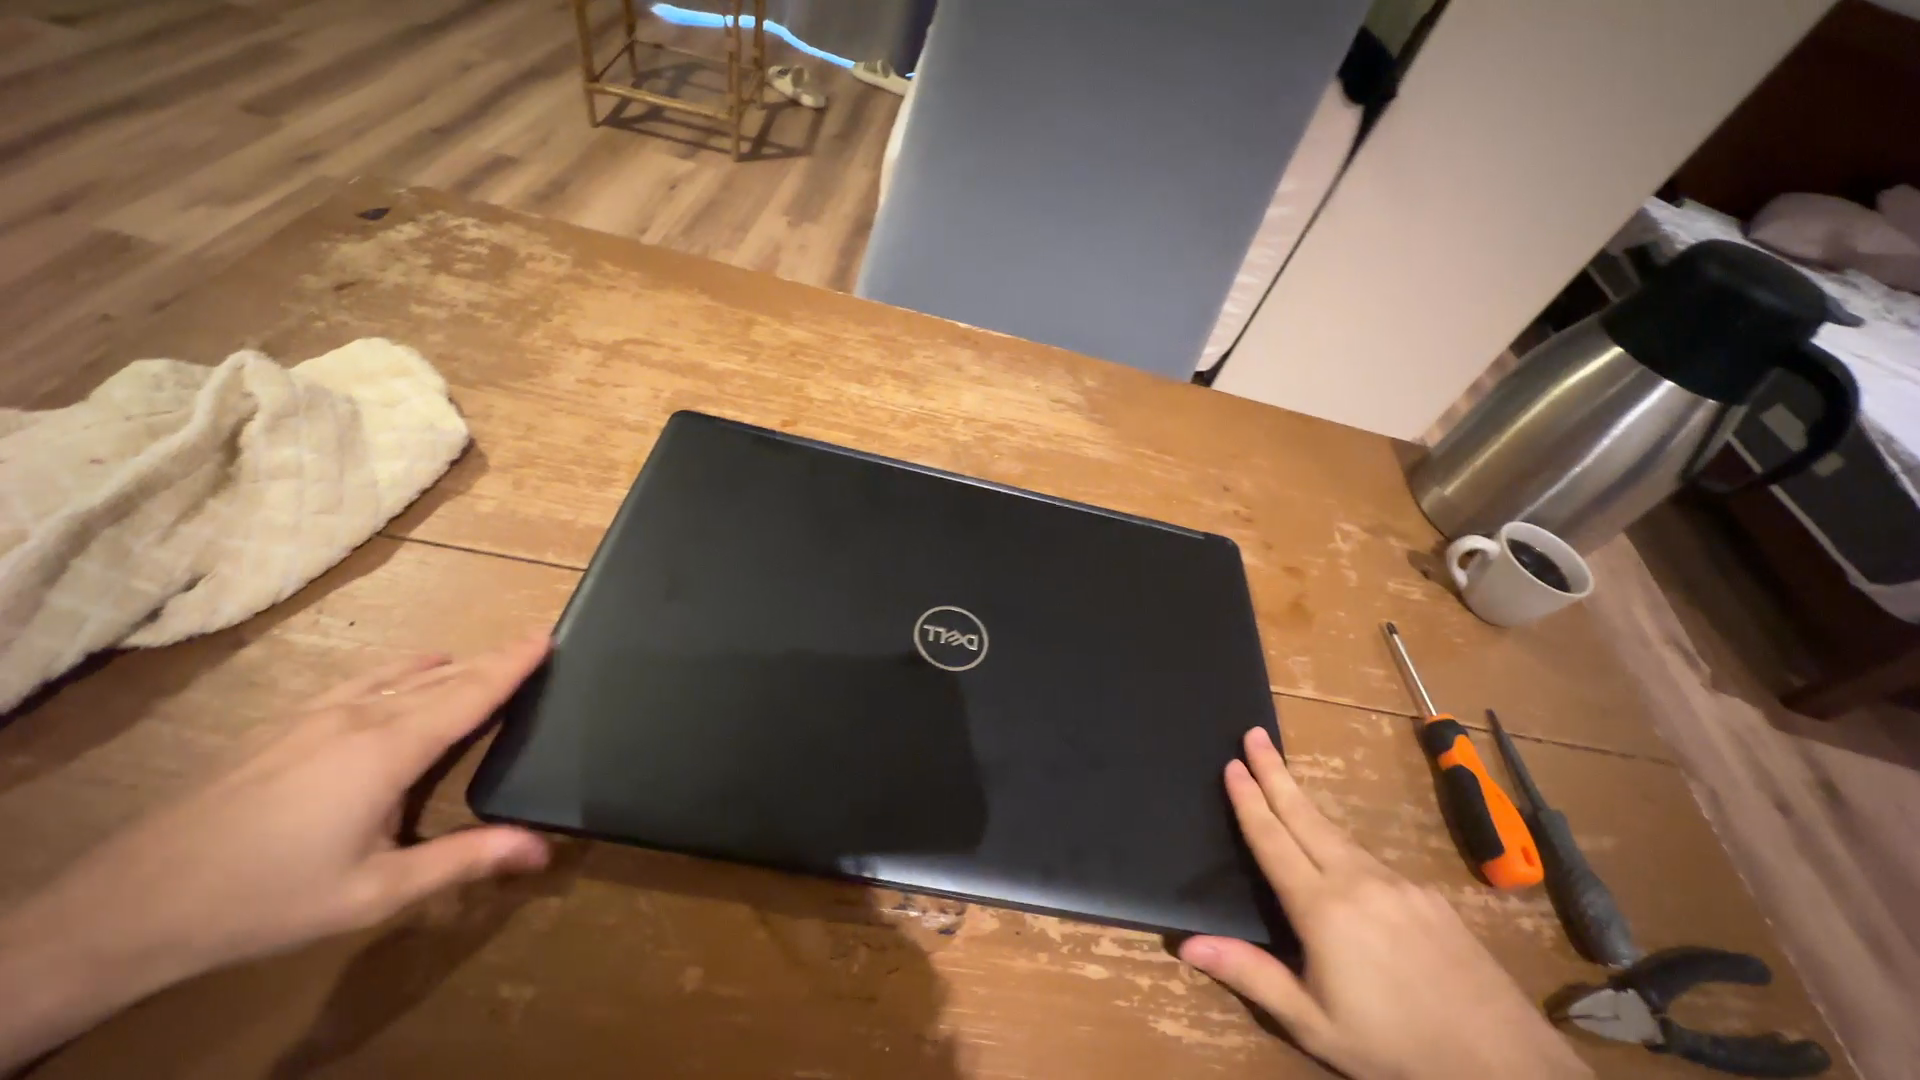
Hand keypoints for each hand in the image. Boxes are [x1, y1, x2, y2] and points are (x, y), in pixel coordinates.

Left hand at [0, 633, 553, 1070]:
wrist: (135, 903)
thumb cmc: (270, 899)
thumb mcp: (378, 892)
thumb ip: (465, 861)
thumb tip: (543, 847)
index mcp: (390, 750)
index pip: (469, 695)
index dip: (512, 665)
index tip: (547, 636)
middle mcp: (358, 718)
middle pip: (441, 678)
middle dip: (490, 660)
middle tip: (530, 645)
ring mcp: (314, 717)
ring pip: (399, 676)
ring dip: (448, 665)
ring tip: (478, 659)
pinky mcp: (283, 727)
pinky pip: (360, 681)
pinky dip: (400, 671)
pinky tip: (402, 675)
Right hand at [1179, 728, 1589, 1079]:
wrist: (1500, 1062)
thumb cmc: (1392, 1045)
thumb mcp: (1312, 1022)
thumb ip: (1251, 974)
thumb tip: (1187, 943)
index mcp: (1322, 909)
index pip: (1273, 840)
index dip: (1249, 800)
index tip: (1232, 763)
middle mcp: (1358, 881)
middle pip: (1305, 816)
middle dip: (1275, 772)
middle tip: (1253, 734)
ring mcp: (1398, 883)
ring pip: (1338, 832)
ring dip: (1304, 801)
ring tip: (1282, 778)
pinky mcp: (1427, 894)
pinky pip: (1370, 857)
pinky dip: (1340, 839)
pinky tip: (1335, 850)